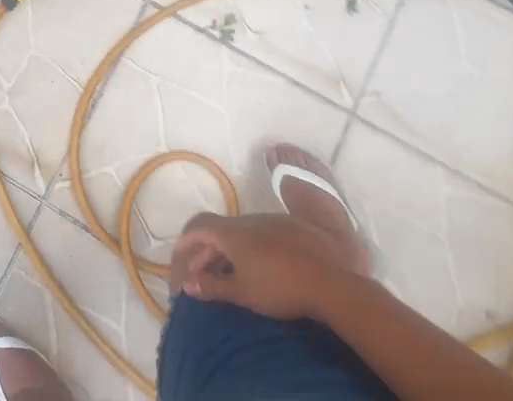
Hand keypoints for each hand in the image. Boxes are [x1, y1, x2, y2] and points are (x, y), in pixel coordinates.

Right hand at [169, 212, 357, 320]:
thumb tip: (188, 284)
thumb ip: (212, 287)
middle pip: (219, 230)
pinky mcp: (293, 227)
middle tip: (204, 277)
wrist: (332, 282)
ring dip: (229, 250)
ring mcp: (272, 220)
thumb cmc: (280, 288)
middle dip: (207, 252)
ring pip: (241, 232)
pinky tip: (262, 266)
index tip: (181, 260)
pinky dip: (251, 247)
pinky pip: (262, 233)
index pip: (198, 227)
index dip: (186, 242)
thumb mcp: (242, 293)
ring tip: (232, 274)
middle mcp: (248, 220)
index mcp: (231, 233)